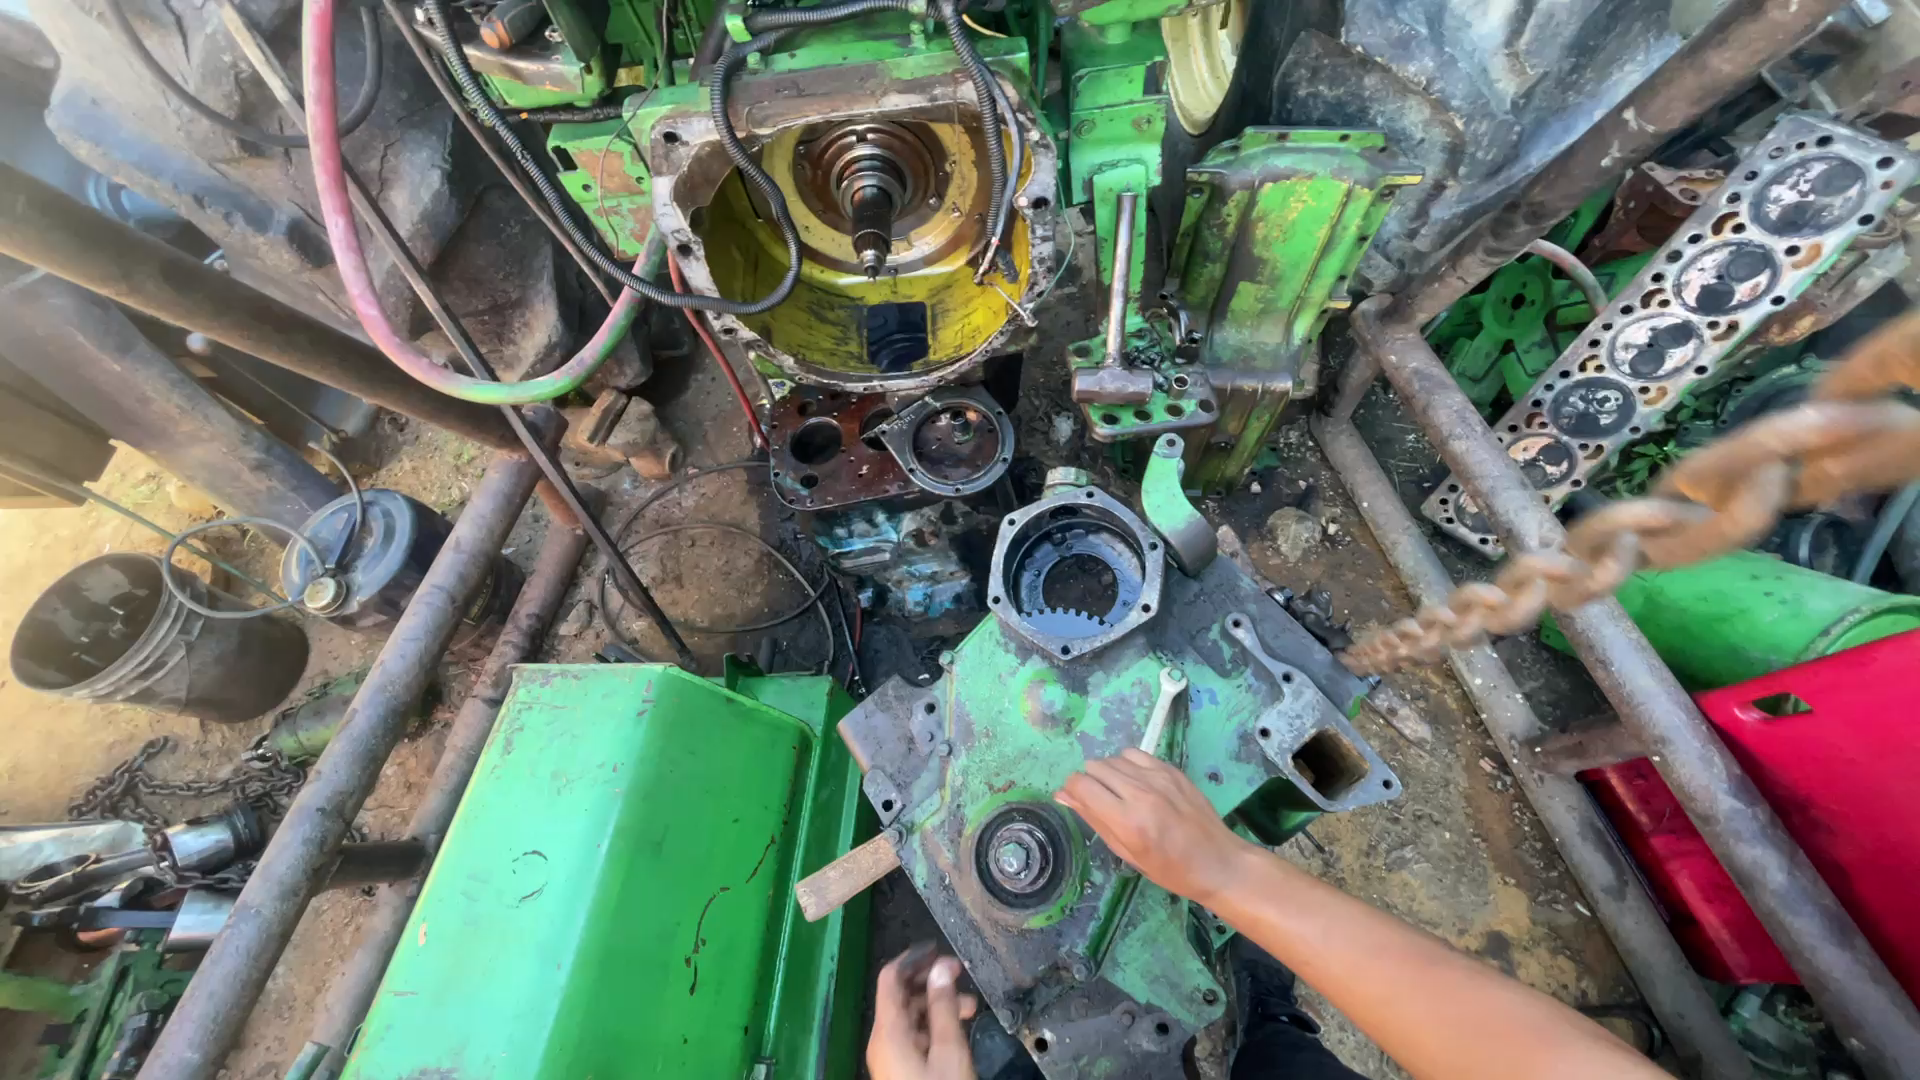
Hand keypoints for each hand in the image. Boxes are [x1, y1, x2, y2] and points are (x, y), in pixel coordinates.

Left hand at [867, 946, 977, 1079]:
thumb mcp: (948, 1051)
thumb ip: (944, 1006)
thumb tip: (941, 966)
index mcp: (887, 1030)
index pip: (890, 977)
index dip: (914, 958)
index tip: (939, 949)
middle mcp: (882, 1039)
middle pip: (901, 995)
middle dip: (931, 980)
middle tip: (959, 973)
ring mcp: (889, 1056)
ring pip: (910, 1016)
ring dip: (937, 1004)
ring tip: (969, 1005)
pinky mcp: (898, 1069)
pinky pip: (913, 1035)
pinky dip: (933, 1025)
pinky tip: (956, 1028)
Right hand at [1055, 748, 1258, 903]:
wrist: (1217, 862)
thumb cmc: (1170, 869)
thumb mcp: (1126, 853)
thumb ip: (1093, 819)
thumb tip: (1062, 795)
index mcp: (1127, 820)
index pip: (1082, 785)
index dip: (1072, 790)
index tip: (1077, 800)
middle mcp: (1140, 793)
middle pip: (1095, 766)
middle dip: (1089, 781)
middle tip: (1101, 800)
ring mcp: (1158, 777)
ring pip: (1113, 758)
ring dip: (1108, 772)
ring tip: (1120, 792)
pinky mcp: (1170, 769)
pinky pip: (1135, 753)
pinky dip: (1127, 764)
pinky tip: (1136, 782)